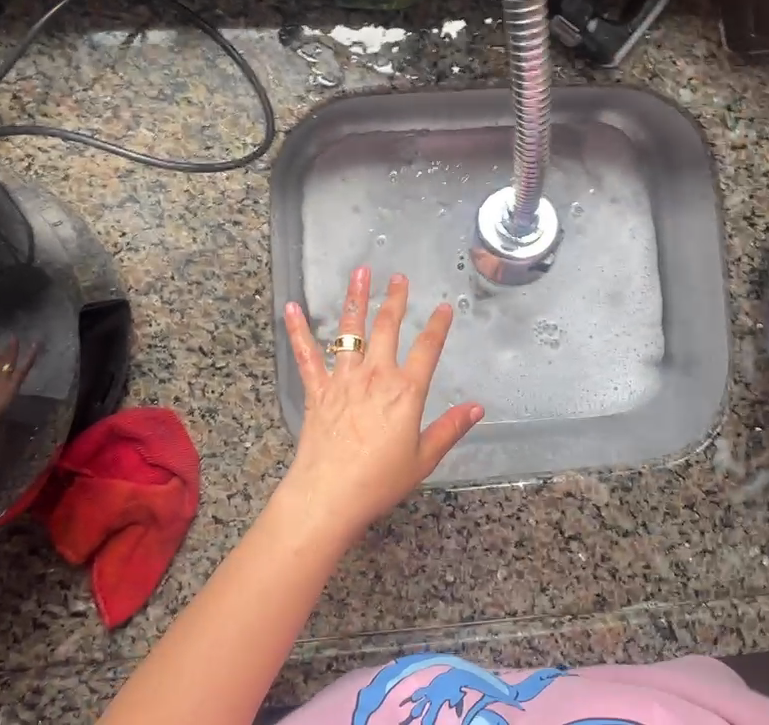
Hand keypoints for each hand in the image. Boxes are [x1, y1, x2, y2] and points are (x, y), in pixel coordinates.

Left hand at [279, 267, 483, 542]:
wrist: (329, 496)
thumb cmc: (379, 481)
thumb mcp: (423, 459)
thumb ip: (450, 429)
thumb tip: (476, 408)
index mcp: (406, 392)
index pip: (427, 349)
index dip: (438, 326)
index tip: (444, 308)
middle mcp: (375, 376)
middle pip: (388, 327)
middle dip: (396, 299)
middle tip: (400, 278)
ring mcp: (343, 379)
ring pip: (351, 331)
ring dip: (356, 299)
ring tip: (360, 273)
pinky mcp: (318, 390)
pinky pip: (307, 355)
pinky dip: (298, 331)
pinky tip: (291, 308)